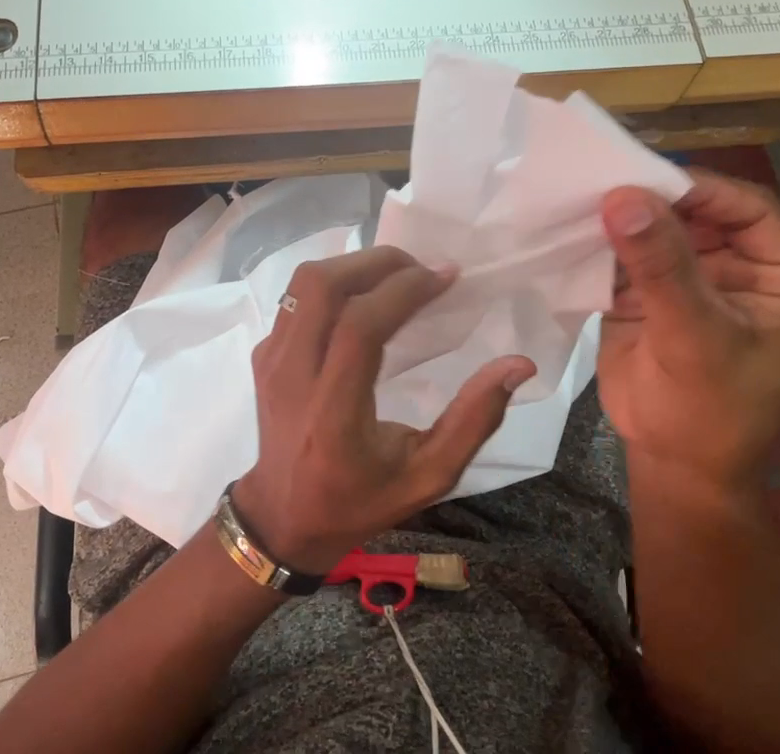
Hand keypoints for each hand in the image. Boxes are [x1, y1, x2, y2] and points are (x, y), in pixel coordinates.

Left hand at [231, 247, 535, 572]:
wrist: (285, 516)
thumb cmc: (359, 501)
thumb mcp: (429, 476)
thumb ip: (474, 420)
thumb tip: (517, 365)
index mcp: (332, 412)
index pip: (359, 326)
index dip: (404, 290)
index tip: (445, 276)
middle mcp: (292, 376)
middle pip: (321, 286)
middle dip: (377, 262)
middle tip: (421, 269)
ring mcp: (270, 361)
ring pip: (303, 283)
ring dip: (353, 266)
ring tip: (396, 276)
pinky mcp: (262, 355)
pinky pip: (295, 300)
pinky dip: (332, 285)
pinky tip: (364, 298)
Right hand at [597, 170, 779, 488]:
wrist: (674, 467)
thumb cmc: (711, 411)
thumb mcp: (695, 336)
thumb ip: (662, 266)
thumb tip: (624, 196)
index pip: (749, 209)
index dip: (701, 190)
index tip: (644, 178)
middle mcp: (743, 269)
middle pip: (698, 214)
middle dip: (653, 201)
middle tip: (600, 181)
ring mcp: (693, 281)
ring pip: (658, 232)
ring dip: (622, 220)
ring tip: (578, 199)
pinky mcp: (651, 296)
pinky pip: (626, 258)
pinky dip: (600, 247)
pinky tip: (569, 232)